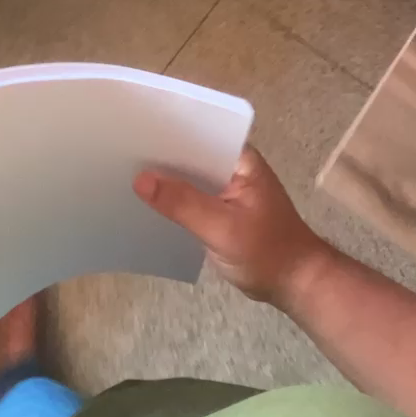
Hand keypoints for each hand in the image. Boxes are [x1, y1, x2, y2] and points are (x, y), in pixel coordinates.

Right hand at [133, 147, 334, 308]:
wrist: (294, 283)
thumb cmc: (266, 252)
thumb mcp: (222, 228)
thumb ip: (183, 203)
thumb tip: (141, 178)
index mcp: (240, 157)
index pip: (200, 133)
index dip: (169, 132)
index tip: (134, 133)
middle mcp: (233, 164)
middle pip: (192, 153)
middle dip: (161, 155)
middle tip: (121, 155)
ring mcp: (227, 186)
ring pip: (190, 175)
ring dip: (166, 178)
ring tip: (124, 174)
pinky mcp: (221, 207)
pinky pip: (192, 195)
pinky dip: (174, 199)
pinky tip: (147, 203)